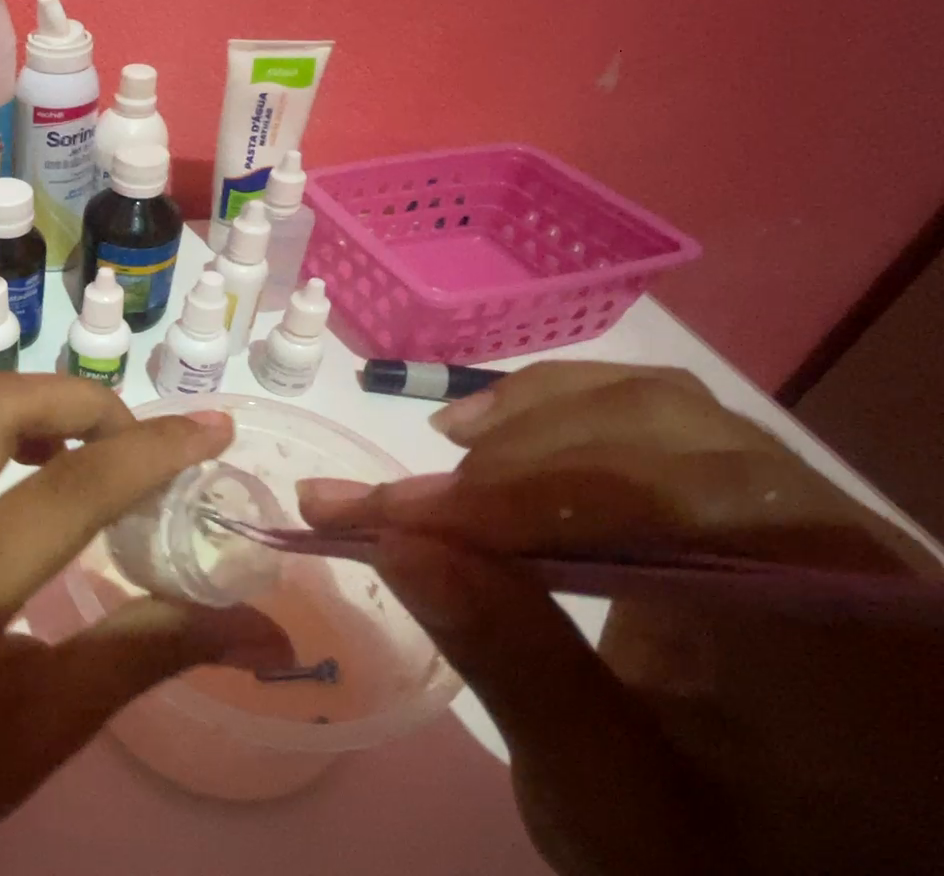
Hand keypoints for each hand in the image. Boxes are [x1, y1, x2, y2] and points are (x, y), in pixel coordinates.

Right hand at [299, 363, 943, 875]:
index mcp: (841, 638)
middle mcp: (850, 552)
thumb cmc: (718, 859)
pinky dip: (562, 416)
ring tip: (440, 448)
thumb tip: (397, 543)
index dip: (514, 498)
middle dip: (508, 460)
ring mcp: (814, 522)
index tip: (388, 523)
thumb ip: (512, 667)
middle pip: (662, 435)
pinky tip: (498, 436)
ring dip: (529, 420)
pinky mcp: (760, 513)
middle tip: (397, 507)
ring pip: (658, 410)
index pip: (666, 505)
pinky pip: (662, 426)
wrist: (814, 872)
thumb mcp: (605, 802)